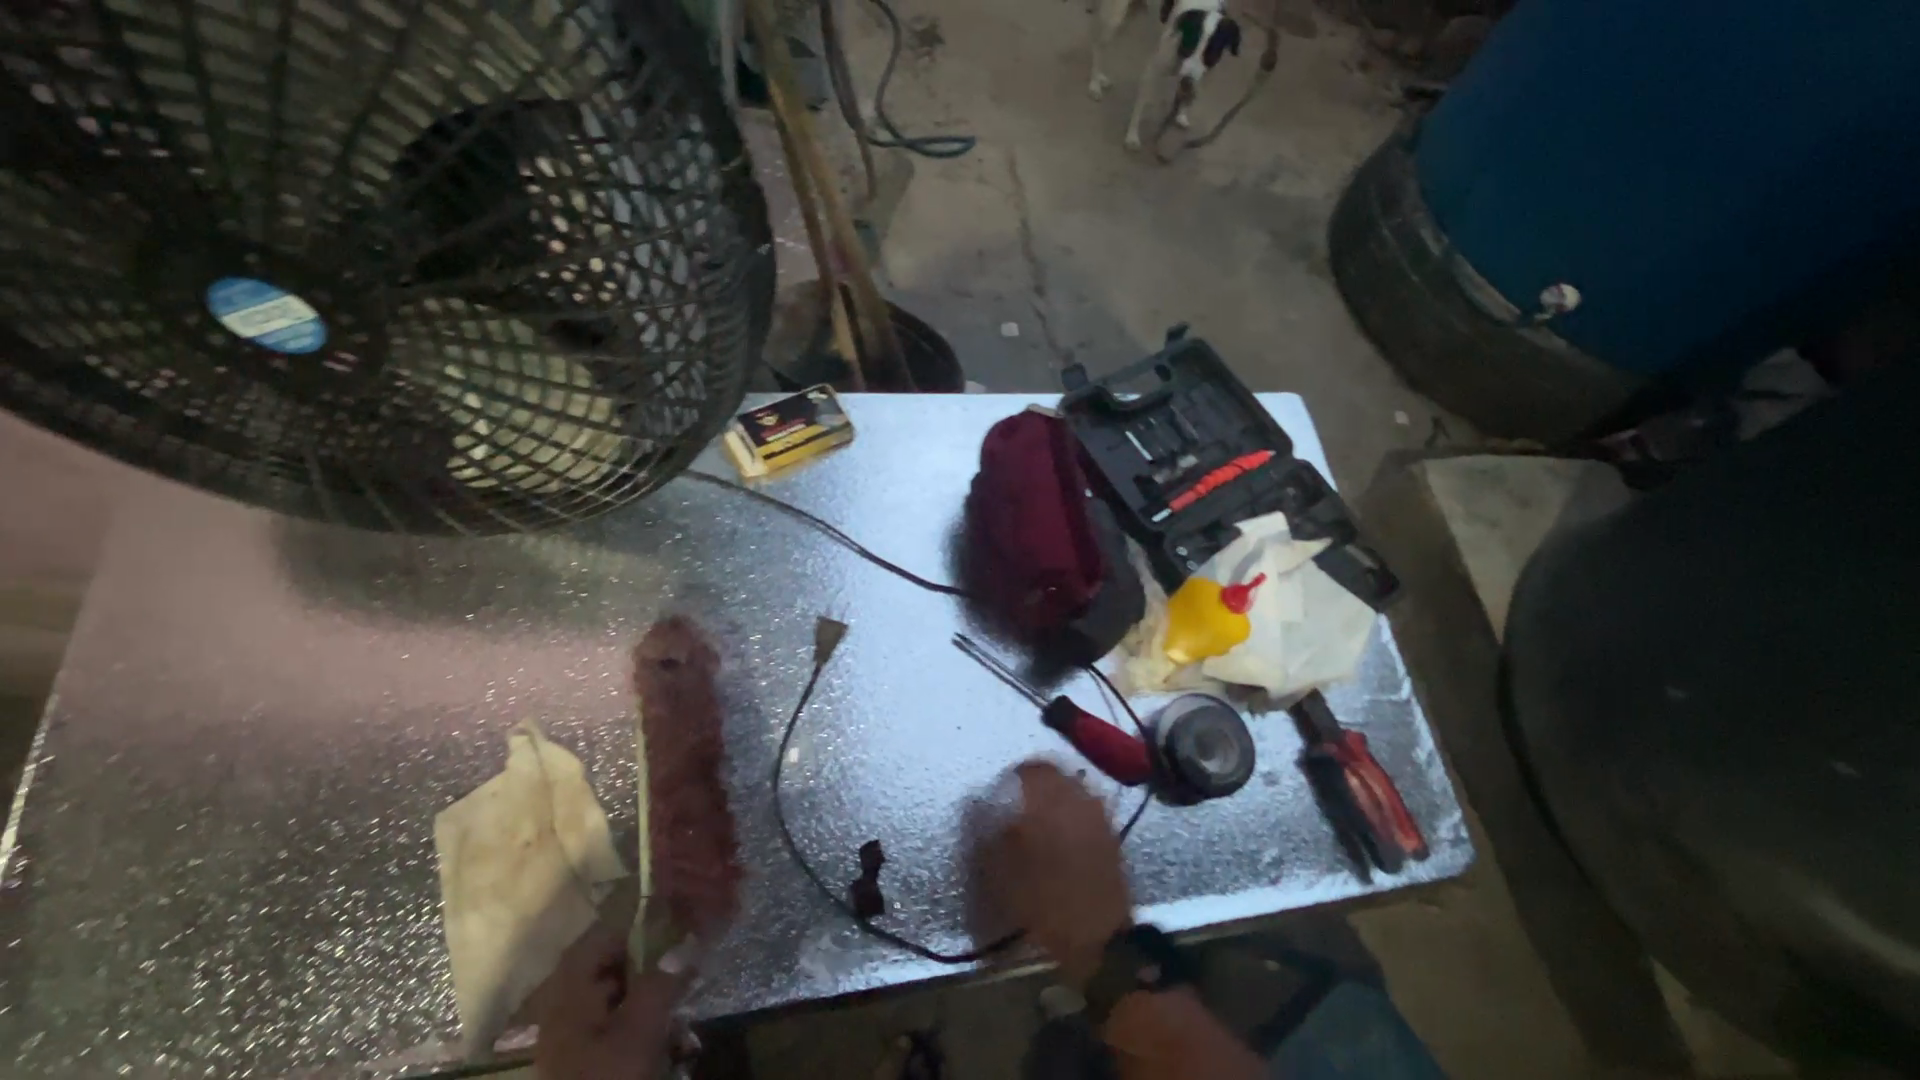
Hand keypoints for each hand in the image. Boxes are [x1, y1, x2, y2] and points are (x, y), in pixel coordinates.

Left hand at [534, 924, 688, 1079]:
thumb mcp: (640, 1030)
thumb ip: (662, 981)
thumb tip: (687, 941)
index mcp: (569, 995)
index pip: (599, 940)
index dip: (635, 926)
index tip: (675, 922)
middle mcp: (566, 1012)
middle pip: (613, 971)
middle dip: (654, 968)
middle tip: (690, 966)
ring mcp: (576, 1043)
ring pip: (622, 1003)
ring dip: (657, 1003)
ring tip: (687, 1015)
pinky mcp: (590, 1067)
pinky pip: (622, 1034)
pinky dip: (650, 1032)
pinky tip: (678, 1047)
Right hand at [986, 761, 1133, 987]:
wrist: (1097, 937)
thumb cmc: (1044, 903)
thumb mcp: (1002, 871)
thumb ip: (988, 831)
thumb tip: (977, 804)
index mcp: (1049, 802)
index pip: (1032, 768)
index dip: (1014, 774)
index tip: (1002, 789)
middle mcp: (1078, 800)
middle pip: (1057, 773)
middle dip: (1037, 781)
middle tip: (1020, 799)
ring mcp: (1099, 816)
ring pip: (1075, 787)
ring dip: (1058, 794)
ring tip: (1042, 815)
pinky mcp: (1111, 834)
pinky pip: (1090, 807)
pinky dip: (1075, 810)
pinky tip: (1063, 832)